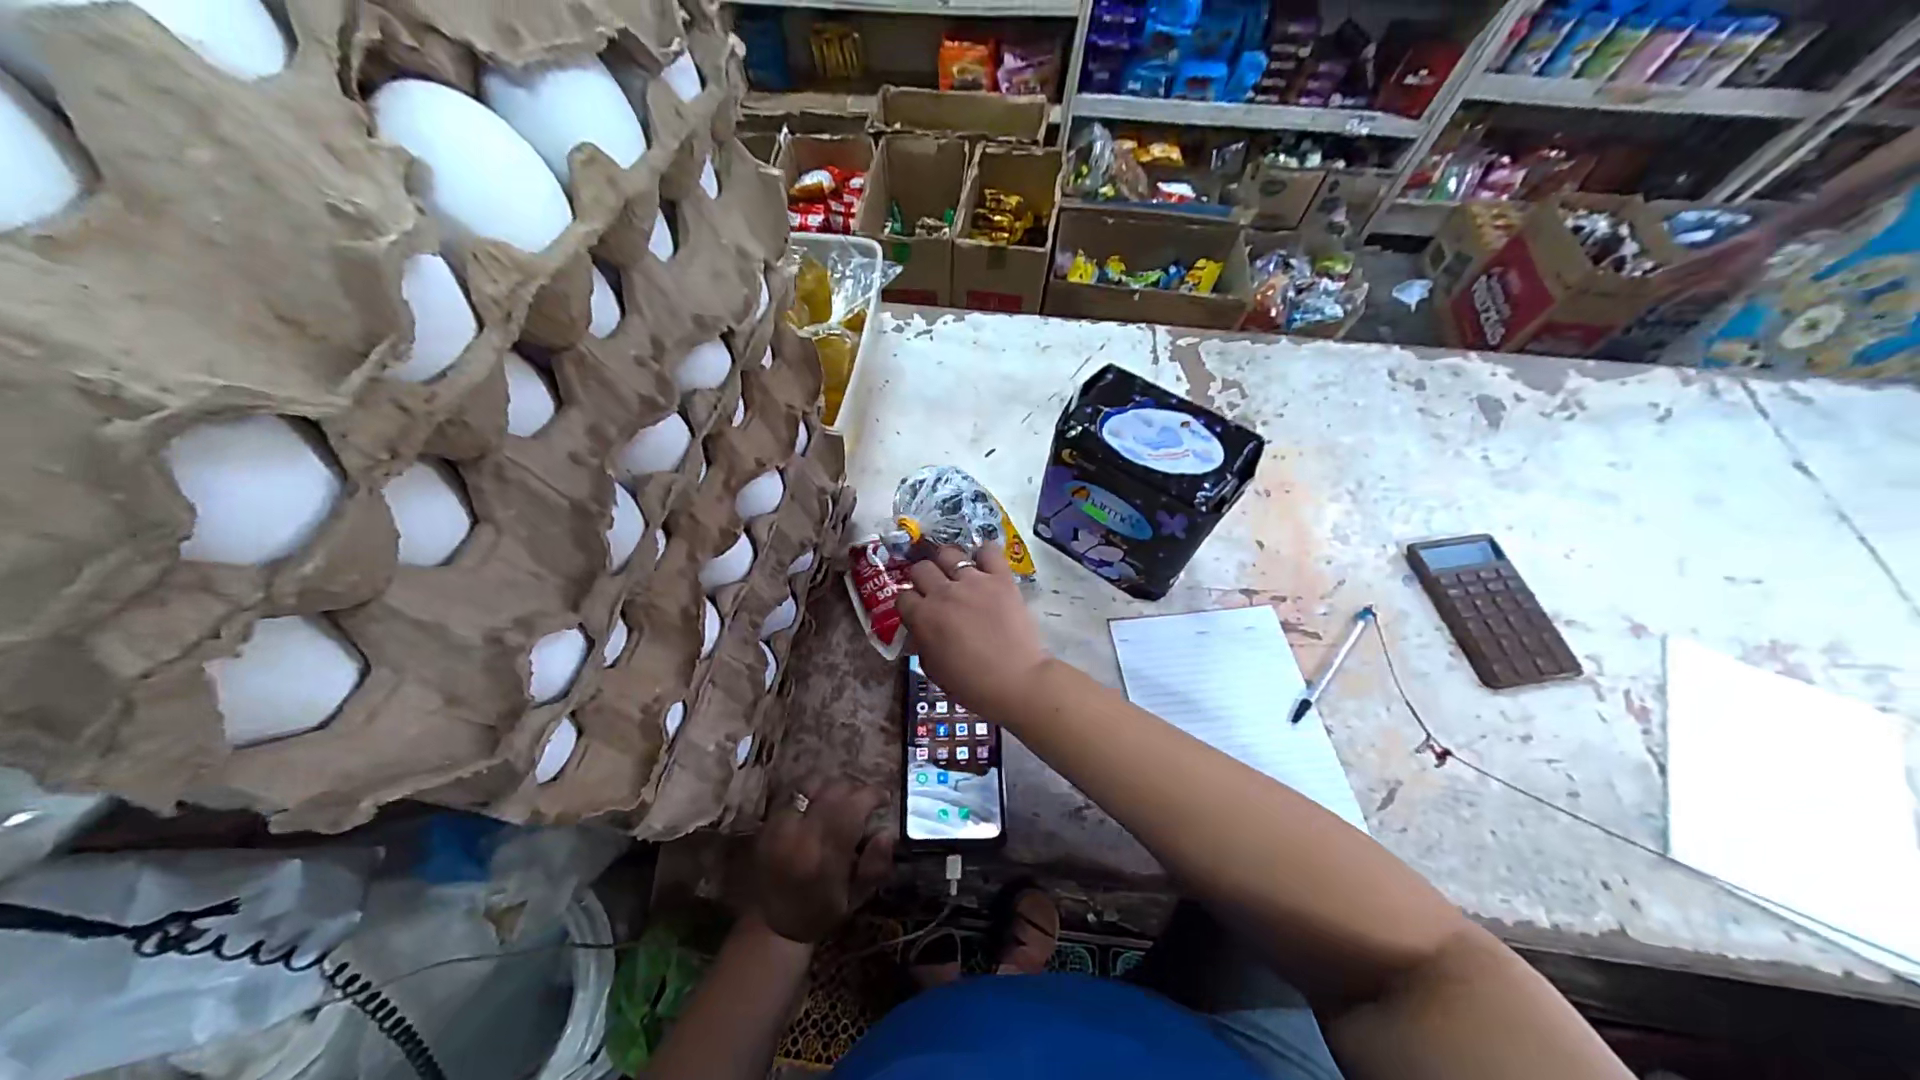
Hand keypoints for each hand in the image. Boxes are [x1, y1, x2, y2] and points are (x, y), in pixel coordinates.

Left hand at [751, 781, 894, 943]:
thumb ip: (875, 866)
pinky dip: (811, 790)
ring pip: (812, 783)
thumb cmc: (820, 913)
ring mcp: (778, 826)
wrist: (771, 925)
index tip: (884, 798)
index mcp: (823, 857)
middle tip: (864, 801)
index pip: (852, 807)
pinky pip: (792, 791)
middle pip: (833, 790)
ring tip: (842, 799)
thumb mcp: (856, 898)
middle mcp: (799, 835)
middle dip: (855, 789)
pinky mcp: (766, 822)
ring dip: (832, 786)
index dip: (872, 795)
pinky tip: (819, 802)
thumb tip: (887, 833)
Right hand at [893, 544, 1051, 720]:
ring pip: (949, 554)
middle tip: (933, 590)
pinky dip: (983, 554)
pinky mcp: (1000, 578)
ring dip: (947, 562)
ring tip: (954, 572)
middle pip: (921, 569)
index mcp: (923, 617)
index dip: (909, 604)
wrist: (1016, 681)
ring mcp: (973, 581)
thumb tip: (922, 630)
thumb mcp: (934, 670)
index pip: (903, 597)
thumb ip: (922, 644)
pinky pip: (988, 551)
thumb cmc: (971, 684)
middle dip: (922, 578)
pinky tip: (983, 565)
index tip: (916, 610)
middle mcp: (943, 592)